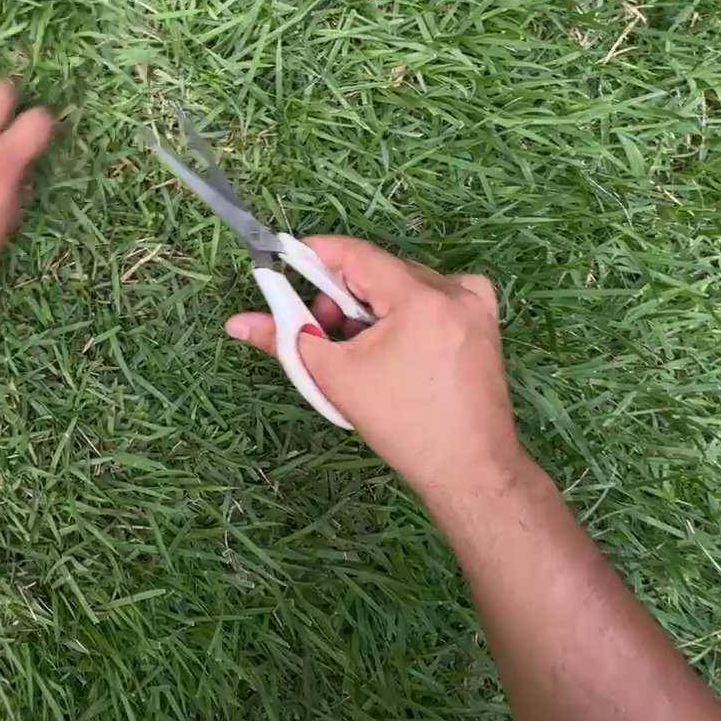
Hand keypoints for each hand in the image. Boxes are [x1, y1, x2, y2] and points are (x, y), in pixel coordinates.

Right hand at [225, 236, 529, 500]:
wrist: (467, 467)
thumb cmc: (398, 422)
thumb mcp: (331, 375)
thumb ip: (281, 337)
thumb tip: (235, 322)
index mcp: (418, 300)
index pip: (356, 255)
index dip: (315, 252)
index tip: (286, 260)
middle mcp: (454, 293)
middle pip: (378, 270)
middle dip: (341, 291)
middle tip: (323, 327)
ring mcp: (476, 306)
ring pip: (403, 282)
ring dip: (372, 301)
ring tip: (360, 340)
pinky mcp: (485, 322)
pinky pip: (438, 292)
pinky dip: (409, 304)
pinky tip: (400, 332)